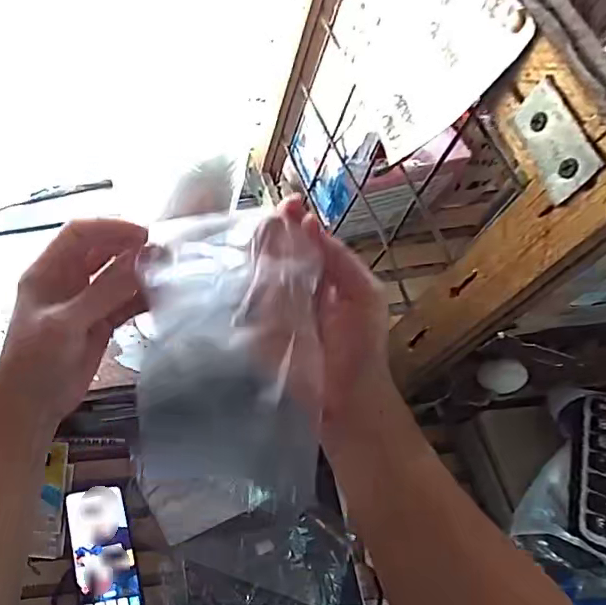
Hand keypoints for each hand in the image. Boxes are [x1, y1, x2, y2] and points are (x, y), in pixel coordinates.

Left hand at [0, 218, 147, 430]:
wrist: (30, 406)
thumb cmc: (35, 362)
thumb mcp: (65, 324)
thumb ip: (102, 292)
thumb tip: (139, 260)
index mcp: (47, 272)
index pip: (79, 234)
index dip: (110, 228)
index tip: (143, 235)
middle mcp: (66, 282)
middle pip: (100, 251)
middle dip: (129, 248)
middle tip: (162, 254)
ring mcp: (84, 304)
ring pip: (115, 277)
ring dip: (138, 274)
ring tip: (166, 274)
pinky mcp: (99, 326)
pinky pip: (123, 304)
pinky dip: (140, 300)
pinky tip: (160, 299)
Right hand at [251, 196, 396, 440]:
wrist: (347, 400)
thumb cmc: (361, 348)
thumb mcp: (364, 294)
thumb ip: (340, 260)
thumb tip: (308, 223)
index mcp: (320, 278)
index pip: (301, 242)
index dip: (293, 222)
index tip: (287, 204)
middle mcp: (292, 291)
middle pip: (274, 254)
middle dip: (270, 233)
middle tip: (269, 217)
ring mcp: (271, 313)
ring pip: (256, 275)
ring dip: (255, 255)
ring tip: (256, 235)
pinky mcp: (255, 336)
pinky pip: (244, 307)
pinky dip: (242, 289)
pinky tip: (243, 271)